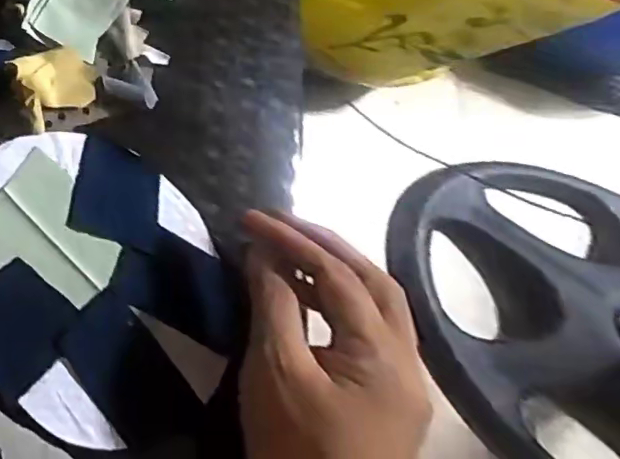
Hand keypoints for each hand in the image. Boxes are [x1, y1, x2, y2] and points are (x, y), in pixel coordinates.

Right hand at [239, 210, 430, 458]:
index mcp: (386, 360)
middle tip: (272, 219)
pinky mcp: (380, 386)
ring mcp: (398, 378)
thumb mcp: (275, 366)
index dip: (293, 240)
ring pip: (375, 303)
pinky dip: (328, 291)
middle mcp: (406, 364)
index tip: (246, 217)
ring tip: (278, 243)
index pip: (342, 278)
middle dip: (324, 243)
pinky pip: (363, 323)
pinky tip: (293, 284)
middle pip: (377, 285)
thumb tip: (261, 251)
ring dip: (329, 264)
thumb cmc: (295, 435)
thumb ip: (273, 303)